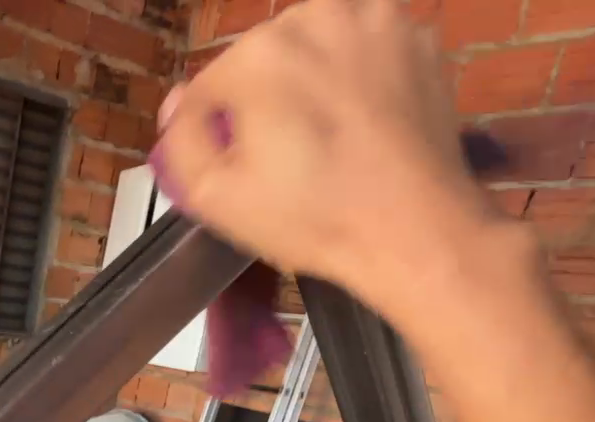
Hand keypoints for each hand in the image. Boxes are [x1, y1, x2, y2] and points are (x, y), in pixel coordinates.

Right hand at [152, 0, 519, 329]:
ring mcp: (375, 19)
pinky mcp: (417, 37)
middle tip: (273, 157)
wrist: (409, 228)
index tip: (221, 164)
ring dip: (304, 84)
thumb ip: (181, 143)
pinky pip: (362, 51)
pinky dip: (352, 79)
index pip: (206, 86)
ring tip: (316, 138)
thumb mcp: (215, 198)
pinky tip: (355, 124)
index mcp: (259, 53)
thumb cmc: (309, 217)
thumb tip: (177, 106)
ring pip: (313, 48)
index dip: (206, 130)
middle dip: (258, 100)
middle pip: (261, 59)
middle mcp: (316, 16)